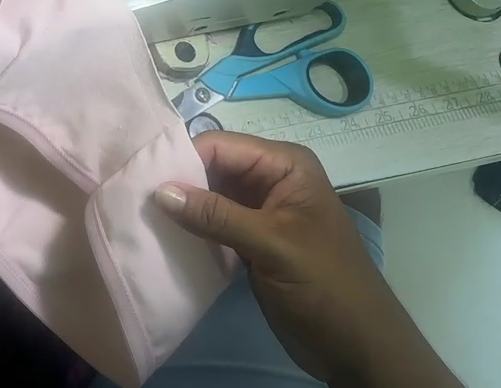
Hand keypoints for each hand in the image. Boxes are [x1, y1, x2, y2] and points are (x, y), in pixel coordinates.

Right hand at [155, 132, 459, 387]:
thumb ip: (217, 216)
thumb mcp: (273, 246)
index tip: (144, 178)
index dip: (184, 159)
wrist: (362, 353)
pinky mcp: (251, 239)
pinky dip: (193, 229)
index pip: (221, 146)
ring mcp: (261, 210)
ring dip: (183, 208)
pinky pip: (213, 223)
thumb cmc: (328, 287)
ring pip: (209, 195)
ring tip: (144, 216)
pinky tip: (168, 237)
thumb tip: (160, 190)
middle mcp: (270, 178)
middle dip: (180, 182)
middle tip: (138, 198)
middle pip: (212, 167)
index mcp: (284, 165)